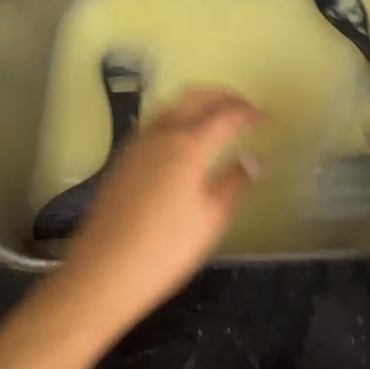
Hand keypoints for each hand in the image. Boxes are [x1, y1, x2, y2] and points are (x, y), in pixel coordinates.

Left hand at [59, 87, 262, 318]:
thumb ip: (235, 182)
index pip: (227, 114)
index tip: (266, 118)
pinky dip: (177, 118)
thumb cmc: (166, 249)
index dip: (249, 113)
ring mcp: (138, 143)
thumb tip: (252, 159)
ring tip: (215, 118)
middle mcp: (163, 133)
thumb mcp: (212, 219)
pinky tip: (182, 141)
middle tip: (243, 108)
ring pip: (172, 105)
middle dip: (223, 96)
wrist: (103, 272)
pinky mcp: (123, 158)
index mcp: (189, 144)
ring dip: (198, 102)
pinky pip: (155, 122)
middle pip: (196, 96)